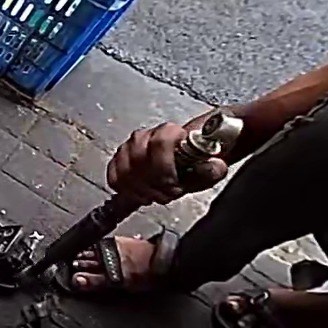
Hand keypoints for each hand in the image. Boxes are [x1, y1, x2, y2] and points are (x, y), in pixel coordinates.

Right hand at [106, 121, 227, 203]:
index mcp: (168, 132)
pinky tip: (140, 194)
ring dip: (141, 190)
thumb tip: (213, 165)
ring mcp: (127, 148)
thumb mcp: (210, 166)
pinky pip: (113, 177)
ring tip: (155, 195)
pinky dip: (125, 189)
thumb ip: (213, 168)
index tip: (175, 185)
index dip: (166, 168)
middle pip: (139, 160)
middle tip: (167, 194)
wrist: (181, 157)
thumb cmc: (193, 161)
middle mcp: (143, 136)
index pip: (160, 143)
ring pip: (125, 171)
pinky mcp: (116, 160)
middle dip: (153, 183)